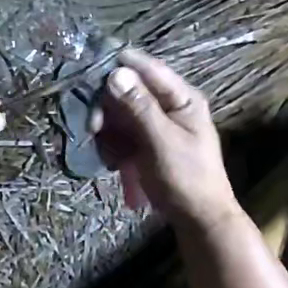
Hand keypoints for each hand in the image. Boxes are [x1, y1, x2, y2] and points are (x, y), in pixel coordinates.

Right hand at [89, 47, 240, 227]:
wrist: (199, 221)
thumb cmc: (186, 179)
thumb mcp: (161, 141)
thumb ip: (139, 107)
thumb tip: (116, 72)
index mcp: (182, 98)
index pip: (147, 68)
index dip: (118, 65)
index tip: (87, 71)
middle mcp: (170, 106)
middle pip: (129, 92)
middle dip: (109, 111)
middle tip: (94, 130)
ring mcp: (159, 126)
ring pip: (121, 116)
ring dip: (110, 135)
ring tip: (113, 160)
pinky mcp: (149, 145)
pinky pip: (123, 136)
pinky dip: (115, 149)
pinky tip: (117, 167)